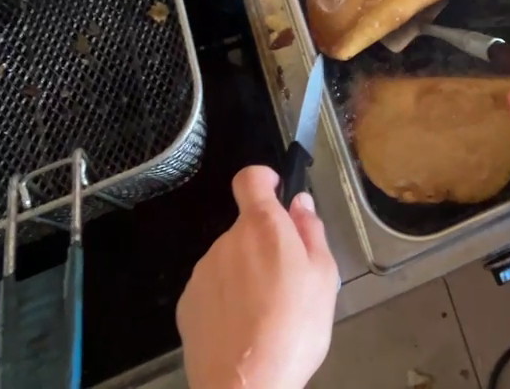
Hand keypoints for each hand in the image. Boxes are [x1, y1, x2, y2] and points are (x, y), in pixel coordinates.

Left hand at [177, 165, 337, 388]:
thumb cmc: (294, 329)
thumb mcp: (323, 277)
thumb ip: (311, 232)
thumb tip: (299, 204)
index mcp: (262, 227)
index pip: (250, 179)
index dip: (263, 180)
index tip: (277, 194)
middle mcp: (227, 241)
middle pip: (246, 228)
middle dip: (264, 244)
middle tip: (287, 282)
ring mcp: (202, 273)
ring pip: (230, 260)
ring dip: (245, 273)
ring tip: (264, 314)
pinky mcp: (186, 305)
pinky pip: (212, 289)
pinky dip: (225, 300)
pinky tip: (240, 330)